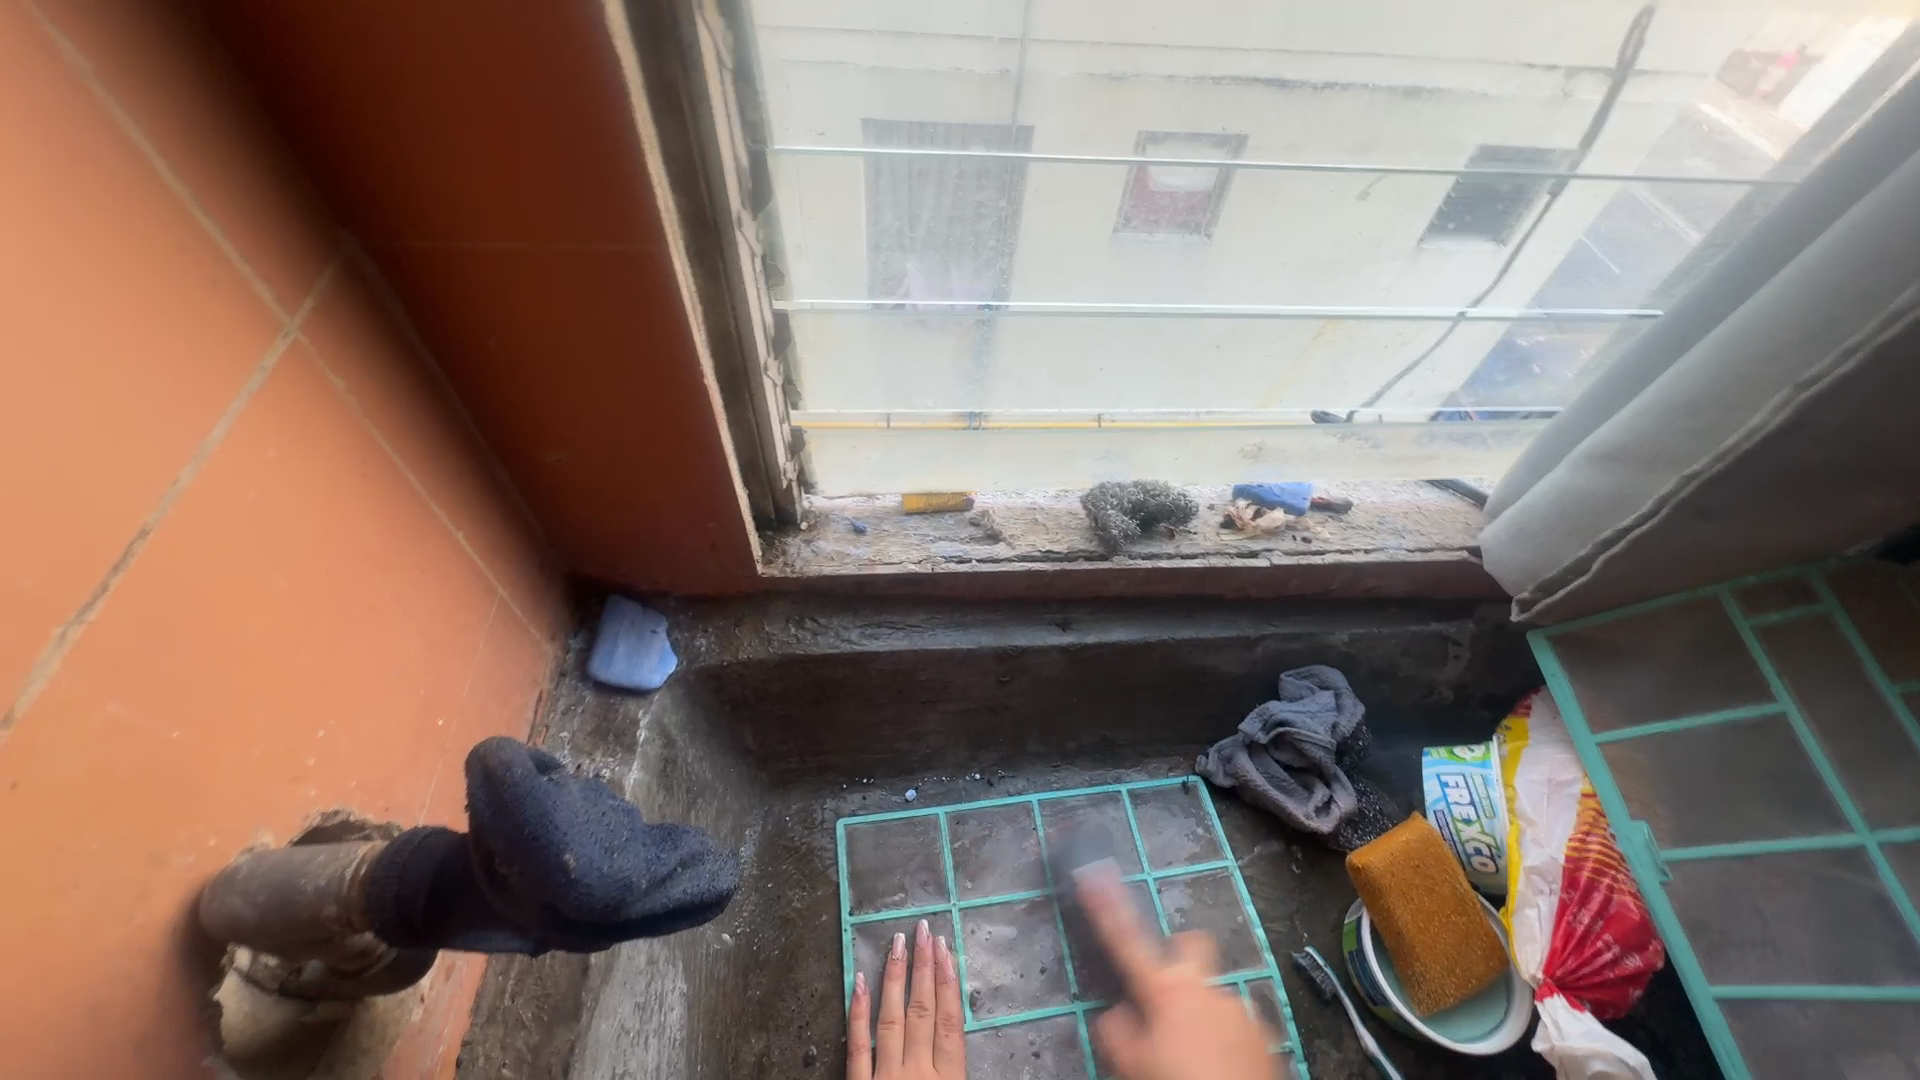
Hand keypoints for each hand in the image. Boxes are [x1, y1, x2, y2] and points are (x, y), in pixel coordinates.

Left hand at [848, 918, 964, 1079]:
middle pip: (922, 1011)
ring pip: (891, 1019)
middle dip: (924, 967)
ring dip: (895, 978)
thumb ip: (955, 1066)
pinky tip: (859, 982)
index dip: (948, 982)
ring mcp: (885, 1077)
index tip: (944, 948)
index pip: (950, 1022)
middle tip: (922, 931)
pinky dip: (857, 1013)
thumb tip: (954, 1021)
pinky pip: (857, 1046)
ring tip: (898, 944)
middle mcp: (916, 1072)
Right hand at [1077, 860, 1277, 1079]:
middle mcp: (1203, 987)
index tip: (1093, 875)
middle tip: (1169, 987)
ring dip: (1205, 1012)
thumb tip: (1119, 1013)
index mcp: (1165, 990)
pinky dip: (1229, 1039)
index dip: (1106, 906)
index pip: (1126, 940)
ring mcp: (1238, 1007)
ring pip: (1215, 993)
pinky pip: (1240, 1025)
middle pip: (1192, 944)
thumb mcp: (1131, 1066)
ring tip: (1197, 1054)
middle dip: (1181, 953)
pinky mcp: (1266, 1032)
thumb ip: (1117, 1032)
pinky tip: (1222, 1067)